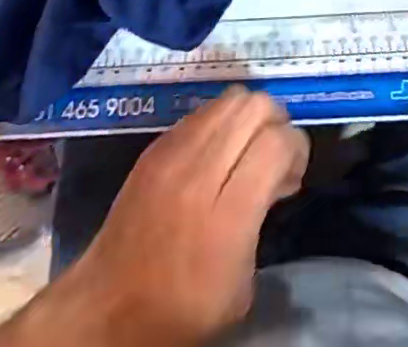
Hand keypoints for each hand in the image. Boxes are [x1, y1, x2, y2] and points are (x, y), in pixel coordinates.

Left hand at [2, 88, 307, 346]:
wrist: (109, 306)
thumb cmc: (183, 308)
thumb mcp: (243, 283)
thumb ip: (264, 215)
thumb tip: (277, 175)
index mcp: (227, 214)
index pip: (277, 142)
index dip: (298, 148)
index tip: (293, 174)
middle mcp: (199, 171)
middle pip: (255, 106)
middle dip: (277, 123)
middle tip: (276, 156)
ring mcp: (172, 152)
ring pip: (230, 98)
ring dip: (249, 117)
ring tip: (247, 150)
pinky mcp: (154, 145)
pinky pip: (202, 111)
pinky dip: (221, 122)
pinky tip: (217, 154)